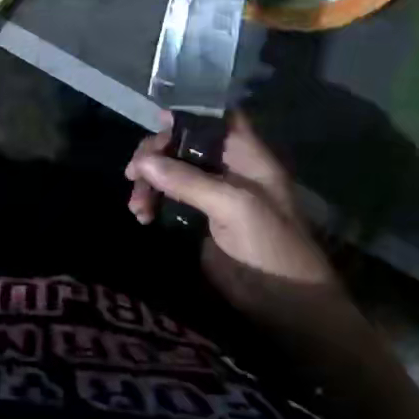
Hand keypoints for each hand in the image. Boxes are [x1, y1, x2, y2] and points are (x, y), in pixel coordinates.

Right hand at [126, 113, 344, 323]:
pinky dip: (151, 202)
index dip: (189, 112)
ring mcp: (212, 196)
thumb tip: (141, 162)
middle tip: (133, 174)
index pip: (217, 118)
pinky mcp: (198, 222)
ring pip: (170, 172)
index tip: (156, 120)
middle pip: (183, 144)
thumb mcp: (233, 206)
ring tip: (137, 207)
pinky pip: (167, 200)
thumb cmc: (271, 246)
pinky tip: (142, 217)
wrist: (286, 307)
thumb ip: (187, 180)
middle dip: (155, 154)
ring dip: (148, 183)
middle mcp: (227, 169)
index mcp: (246, 156)